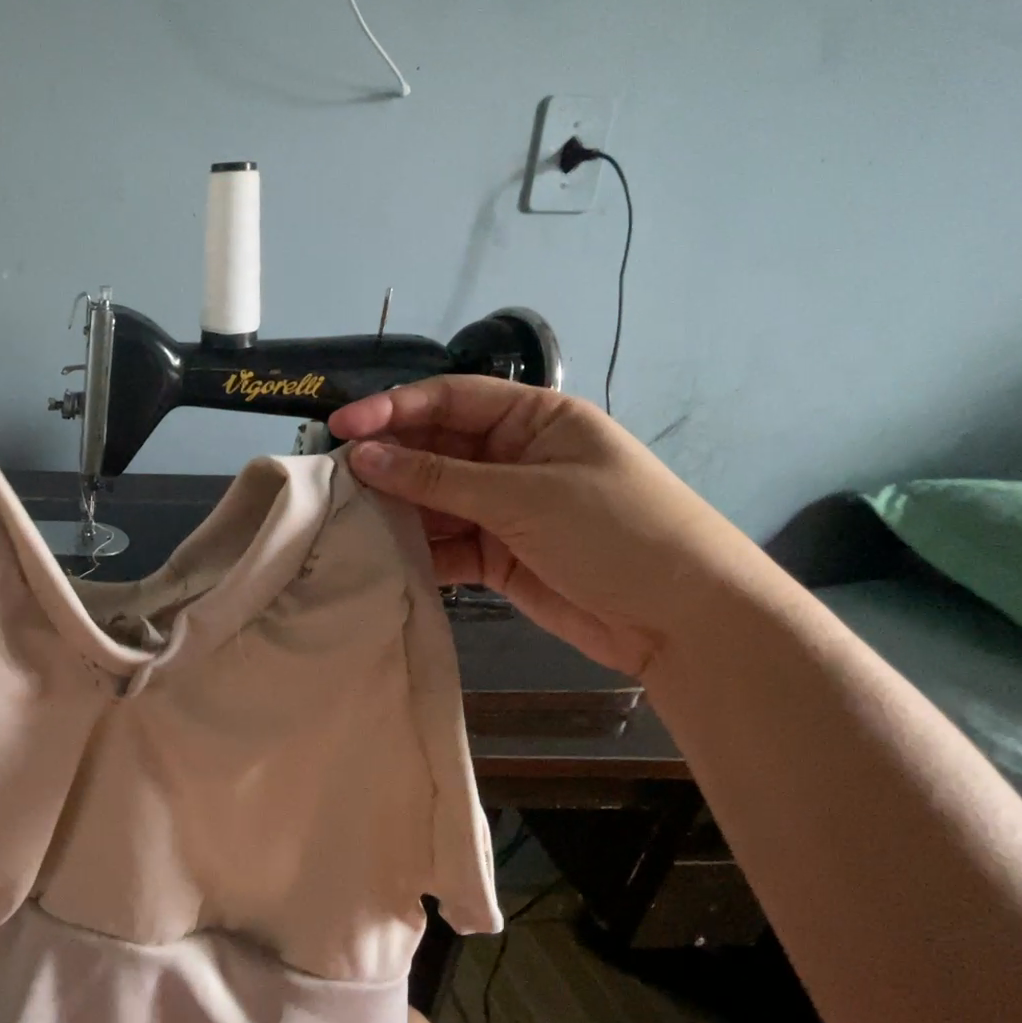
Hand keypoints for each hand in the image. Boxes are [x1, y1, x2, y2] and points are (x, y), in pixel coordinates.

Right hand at [330, 376, 767, 675]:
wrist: (687, 623)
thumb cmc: (619, 533)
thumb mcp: (526, 496)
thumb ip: (438, 479)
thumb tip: (363, 457)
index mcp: (535, 420)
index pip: (451, 399)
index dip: (393, 409)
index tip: (342, 428)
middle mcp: (513, 457)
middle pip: (434, 448)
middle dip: (387, 462)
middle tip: (334, 480)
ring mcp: (504, 508)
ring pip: (432, 499)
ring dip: (394, 509)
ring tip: (345, 519)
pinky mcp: (497, 555)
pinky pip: (443, 543)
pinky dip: (414, 550)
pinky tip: (378, 555)